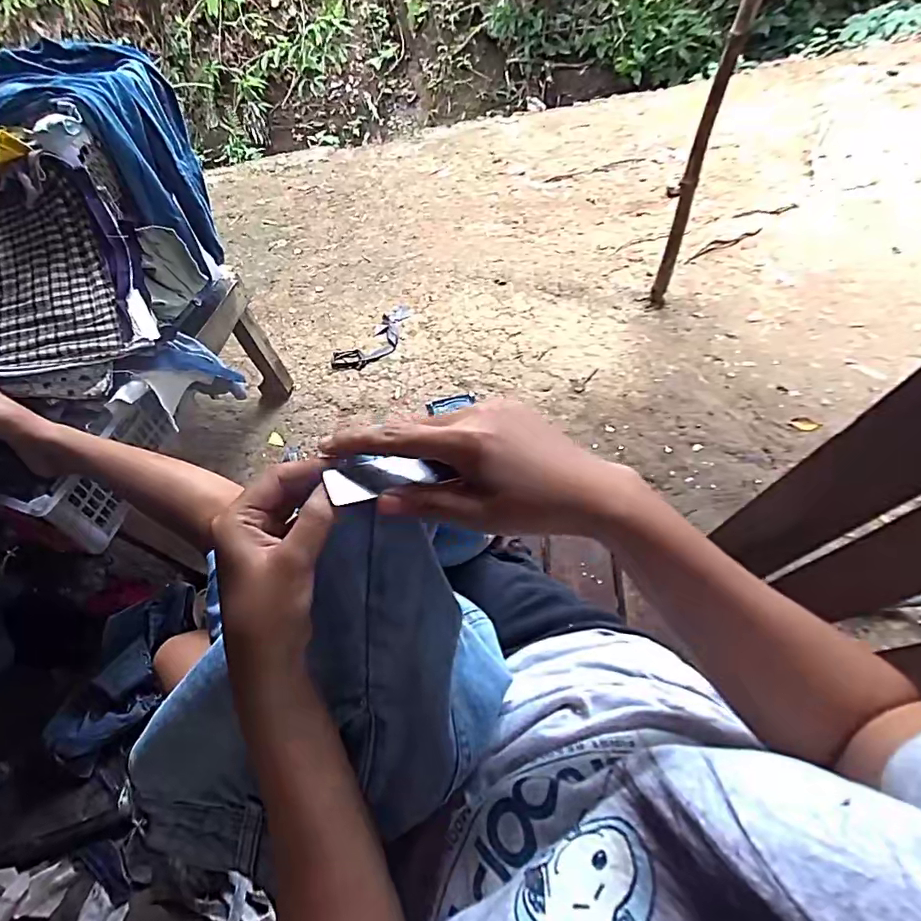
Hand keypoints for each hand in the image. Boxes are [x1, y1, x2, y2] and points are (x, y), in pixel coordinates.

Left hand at [210, 460, 336, 671]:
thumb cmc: (271, 613)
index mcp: (235, 519)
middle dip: (317, 482)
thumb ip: (316, 517)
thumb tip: (340, 481)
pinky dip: (319, 517)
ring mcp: (260, 540)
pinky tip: (342, 511)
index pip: (275, 479)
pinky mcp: (277, 555)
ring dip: (320, 499)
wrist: (268, 665)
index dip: (310, 468)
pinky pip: (299, 525)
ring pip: (293, 507)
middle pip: (284, 490)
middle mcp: (244, 524)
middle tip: (355, 474)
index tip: (346, 464)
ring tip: (353, 488)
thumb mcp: (294, 561)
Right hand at [321, 399, 644, 535]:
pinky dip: (443, 433)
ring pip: (438, 420)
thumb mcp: (478, 514)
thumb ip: (428, 503)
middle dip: (383, 439)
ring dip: (416, 438)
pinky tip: (446, 454)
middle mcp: (476, 413)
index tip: (327, 444)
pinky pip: (462, 417)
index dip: (359, 441)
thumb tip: (382, 500)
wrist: (593, 490)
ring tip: (402, 461)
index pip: (398, 438)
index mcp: (466, 440)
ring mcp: (494, 406)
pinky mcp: (509, 407)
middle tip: (354, 453)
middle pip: (415, 424)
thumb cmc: (535, 509)